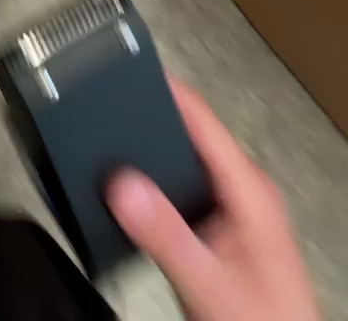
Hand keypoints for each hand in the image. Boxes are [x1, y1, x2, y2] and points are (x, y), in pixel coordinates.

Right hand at [106, 76, 321, 320]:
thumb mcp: (207, 281)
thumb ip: (165, 234)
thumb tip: (120, 182)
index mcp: (249, 188)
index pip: (201, 118)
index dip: (165, 88)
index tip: (125, 65)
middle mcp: (243, 188)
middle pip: (189, 132)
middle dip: (147, 116)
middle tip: (99, 100)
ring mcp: (233, 206)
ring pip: (183, 158)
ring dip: (149, 147)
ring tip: (104, 133)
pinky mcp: (219, 224)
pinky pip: (180, 183)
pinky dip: (154, 176)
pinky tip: (127, 184)